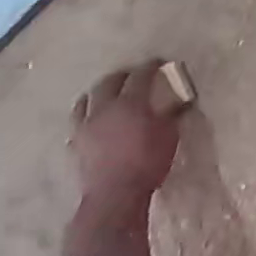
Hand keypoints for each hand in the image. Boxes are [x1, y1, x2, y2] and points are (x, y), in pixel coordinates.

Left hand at [69, 61, 181, 210]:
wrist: (115, 193)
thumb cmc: (149, 161)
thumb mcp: (170, 135)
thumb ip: (171, 115)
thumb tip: (179, 102)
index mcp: (130, 103)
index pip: (140, 76)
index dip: (150, 66)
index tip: (159, 62)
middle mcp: (104, 109)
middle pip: (108, 83)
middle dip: (122, 74)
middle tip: (133, 73)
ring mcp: (85, 126)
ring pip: (86, 100)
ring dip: (99, 92)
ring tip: (107, 92)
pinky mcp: (75, 143)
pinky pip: (78, 120)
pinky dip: (87, 113)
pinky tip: (93, 118)